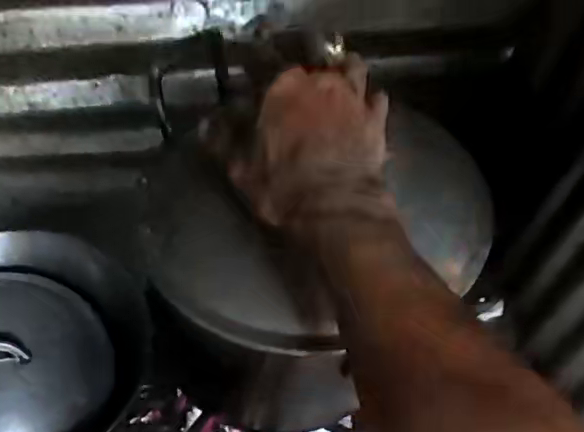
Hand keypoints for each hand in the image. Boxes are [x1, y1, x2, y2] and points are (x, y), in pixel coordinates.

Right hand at [214, 56, 395, 243]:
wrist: (336, 211)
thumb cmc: (284, 193)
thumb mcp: (244, 175)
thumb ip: (226, 147)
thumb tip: (206, 128)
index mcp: (281, 90)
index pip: (267, 72)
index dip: (263, 89)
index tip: (259, 104)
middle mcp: (319, 82)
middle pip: (310, 68)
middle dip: (303, 86)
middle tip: (296, 107)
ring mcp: (352, 96)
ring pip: (349, 70)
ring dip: (341, 79)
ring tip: (333, 97)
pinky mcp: (376, 118)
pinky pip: (375, 98)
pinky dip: (368, 103)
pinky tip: (361, 114)